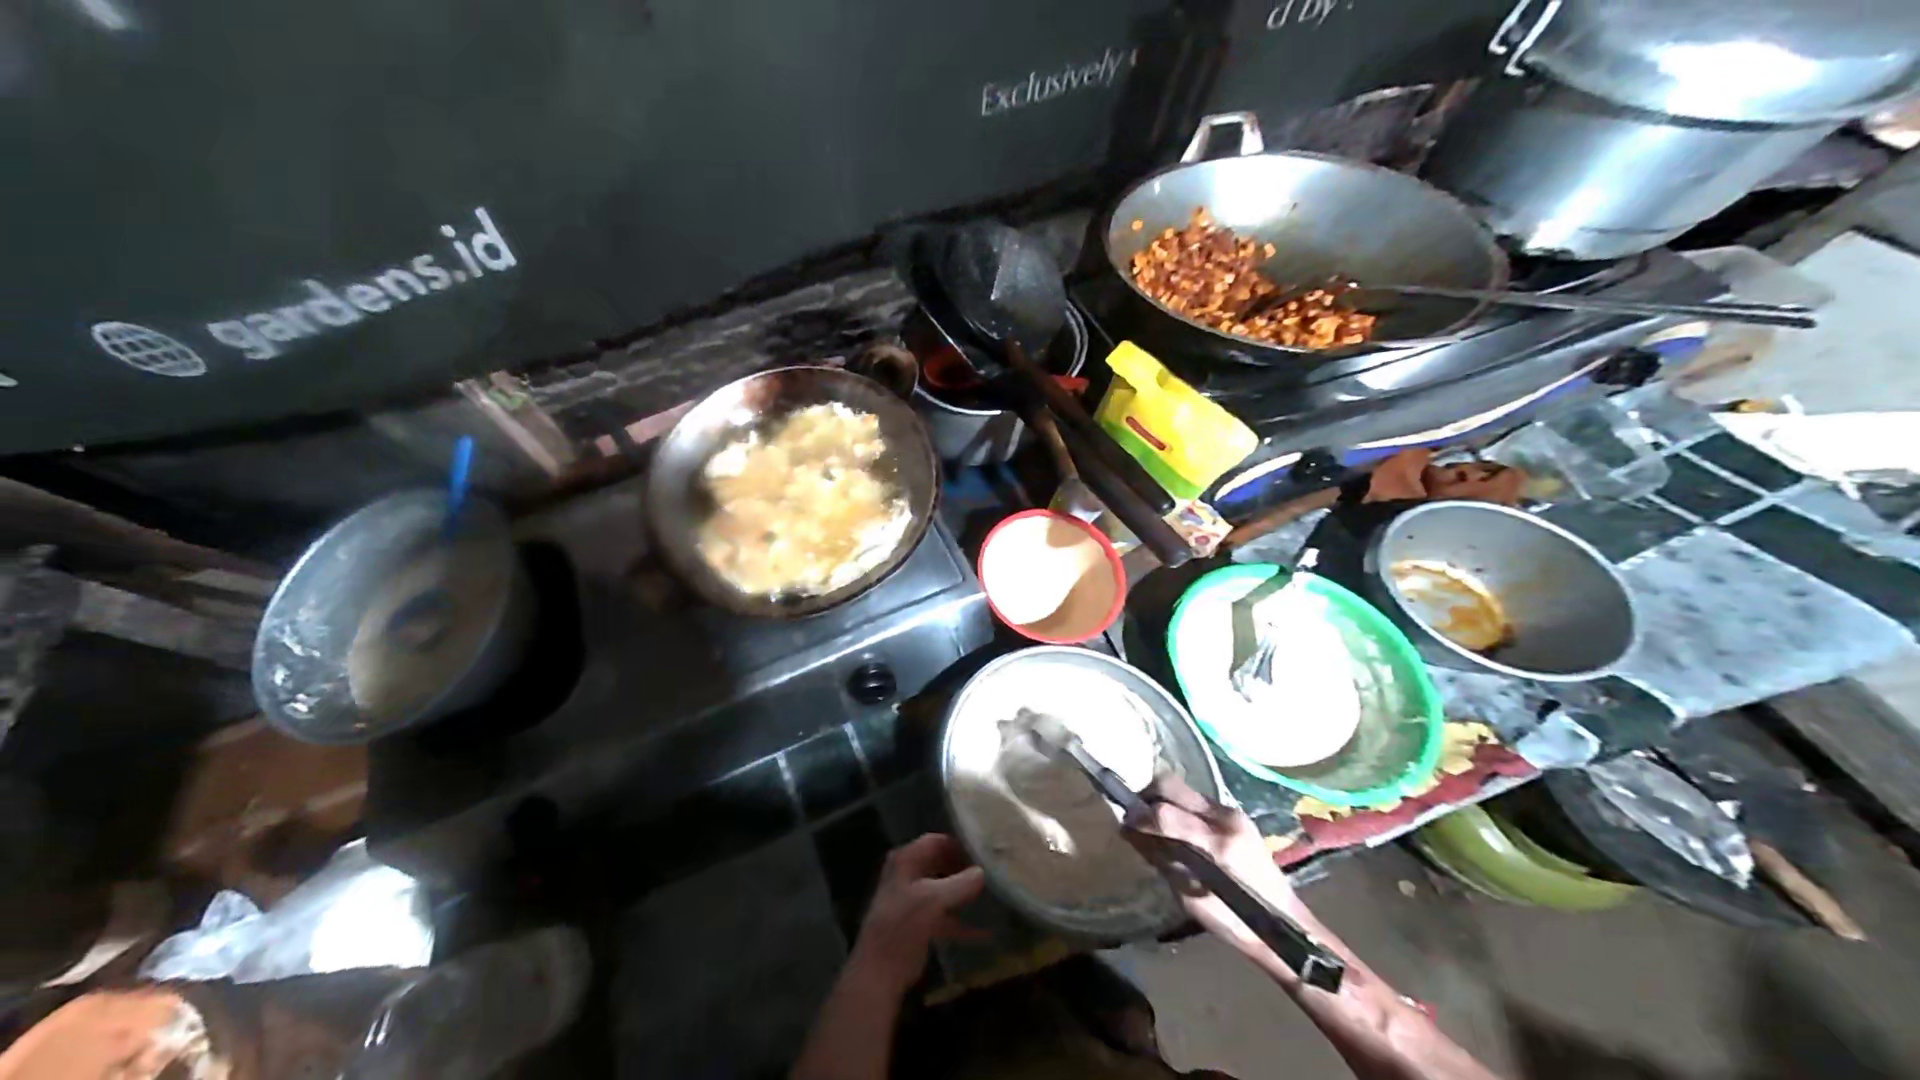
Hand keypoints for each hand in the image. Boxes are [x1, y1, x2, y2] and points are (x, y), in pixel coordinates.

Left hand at [850, 834, 985, 993]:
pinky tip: (985, 931)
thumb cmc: (902, 926)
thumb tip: (983, 872)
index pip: (936, 841)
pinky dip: (961, 921)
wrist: (880, 972)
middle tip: (991, 872)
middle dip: (964, 869)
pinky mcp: (919, 923)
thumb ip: (961, 883)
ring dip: (964, 894)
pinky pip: (944, 915)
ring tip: (992, 895)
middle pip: (941, 863)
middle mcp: (908, 874)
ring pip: (944, 889)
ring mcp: (913, 899)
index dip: (958, 844)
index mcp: (905, 860)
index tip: (984, 852)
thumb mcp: (934, 900)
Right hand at [1127, 776, 1298, 952]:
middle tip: (1134, 815)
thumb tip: (1130, 834)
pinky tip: (1176, 828)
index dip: (1139, 816)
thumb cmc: (1236, 923)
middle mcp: (1226, 819)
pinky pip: (1197, 800)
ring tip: (1152, 822)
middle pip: (1173, 786)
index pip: (1165, 814)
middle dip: (1147, 796)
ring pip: (1184, 789)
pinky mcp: (1236, 814)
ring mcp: (1233, 813)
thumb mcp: (1189, 898)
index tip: (1124, 823)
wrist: (1285, 927)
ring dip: (1163, 800)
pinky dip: (1179, 807)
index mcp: (1217, 844)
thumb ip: (1161, 860)